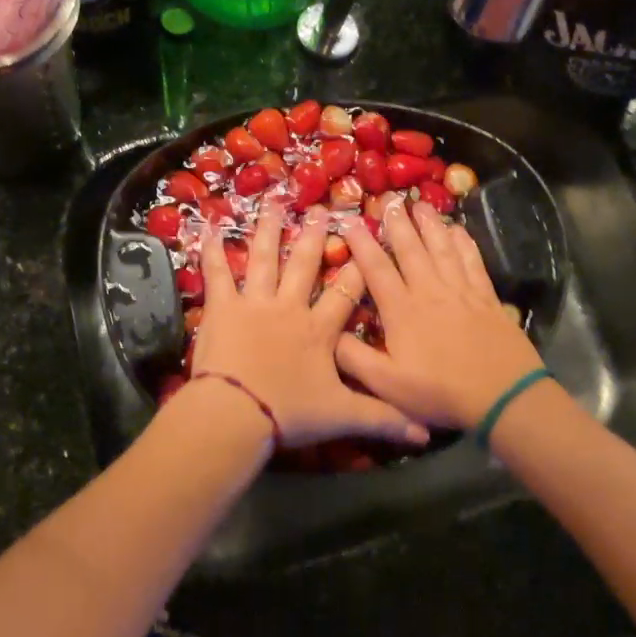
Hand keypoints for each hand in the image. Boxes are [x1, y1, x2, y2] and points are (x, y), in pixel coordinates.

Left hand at [187, 197, 429, 449]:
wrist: (236, 413)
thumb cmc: (289, 413)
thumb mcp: (342, 416)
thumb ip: (383, 419)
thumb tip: (425, 434)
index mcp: (319, 330)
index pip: (346, 293)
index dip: (359, 269)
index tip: (367, 245)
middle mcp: (289, 307)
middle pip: (304, 265)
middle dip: (314, 237)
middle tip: (320, 211)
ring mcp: (254, 303)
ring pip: (263, 258)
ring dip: (268, 229)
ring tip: (273, 202)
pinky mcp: (222, 308)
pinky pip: (218, 274)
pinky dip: (213, 251)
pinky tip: (211, 228)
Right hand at [335, 201, 544, 431]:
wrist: (502, 395)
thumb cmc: (440, 392)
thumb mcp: (386, 385)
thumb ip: (353, 358)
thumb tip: (327, 332)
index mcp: (402, 311)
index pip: (377, 269)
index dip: (362, 244)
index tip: (351, 222)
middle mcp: (430, 291)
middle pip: (411, 249)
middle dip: (397, 223)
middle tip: (388, 200)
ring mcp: (461, 291)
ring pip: (442, 248)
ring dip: (429, 224)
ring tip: (419, 204)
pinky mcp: (486, 297)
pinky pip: (472, 260)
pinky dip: (463, 242)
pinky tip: (458, 230)